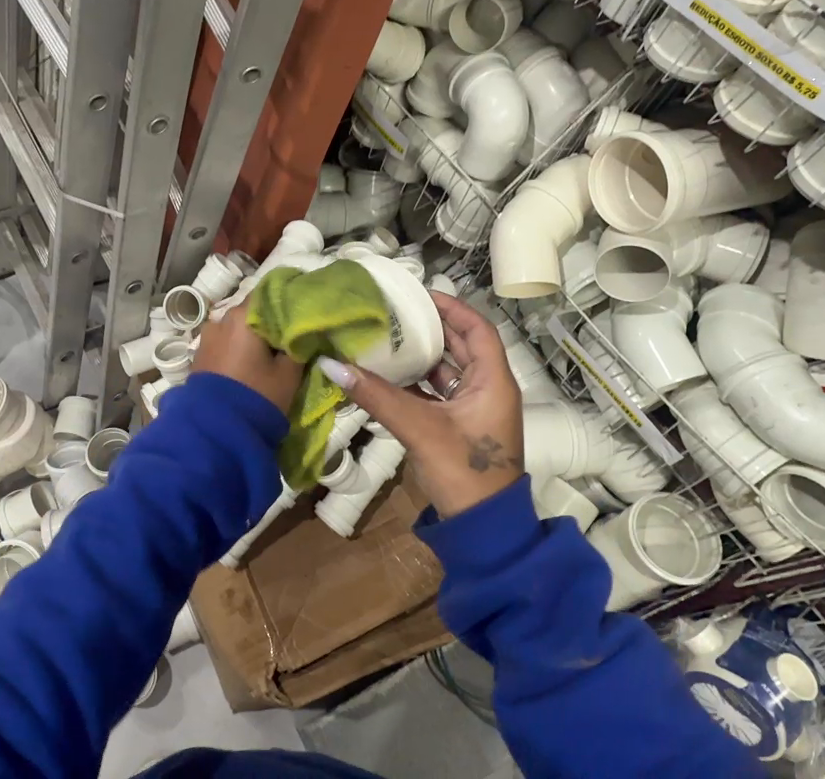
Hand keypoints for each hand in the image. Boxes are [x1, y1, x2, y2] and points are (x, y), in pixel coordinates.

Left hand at [191, 304, 302, 412]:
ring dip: (255, 336)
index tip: (305, 312)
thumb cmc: (257, 396)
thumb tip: (302, 334)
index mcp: (243, 316)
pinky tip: (253, 362)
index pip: (271, 294)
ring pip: (239, 328)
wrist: (216, 430)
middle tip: (293, 336)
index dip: (290, 302)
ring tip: (272, 353)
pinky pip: (227, 342)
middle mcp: (222, 319)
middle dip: (272, 322)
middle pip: (253, 311)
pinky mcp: (201, 354)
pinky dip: (241, 347)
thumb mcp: (289, 373)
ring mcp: (208, 336)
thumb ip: (298, 347)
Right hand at [317, 292, 522, 517]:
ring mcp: (475, 411)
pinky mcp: (460, 429)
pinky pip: (438, 393)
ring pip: (448, 371)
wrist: (483, 530)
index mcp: (493, 381)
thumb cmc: (463, 472)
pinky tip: (388, 375)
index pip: (477, 329)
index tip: (417, 294)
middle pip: (462, 346)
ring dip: (422, 356)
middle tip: (393, 312)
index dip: (450, 307)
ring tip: (386, 337)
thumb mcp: (419, 429)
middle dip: (430, 328)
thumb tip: (331, 363)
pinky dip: (417, 382)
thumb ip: (376, 395)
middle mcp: (488, 390)